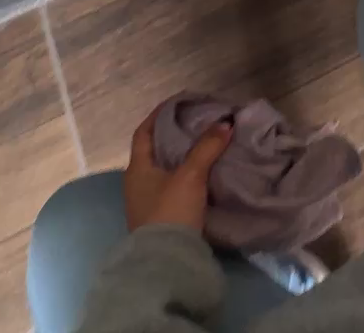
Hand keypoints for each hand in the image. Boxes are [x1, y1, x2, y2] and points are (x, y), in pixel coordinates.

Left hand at [123, 103, 232, 232]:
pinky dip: (188, 170)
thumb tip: (226, 122)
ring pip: (166, 166)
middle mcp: (138, 182)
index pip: (144, 132)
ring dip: (184, 152)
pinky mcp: (162, 214)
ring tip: (208, 140)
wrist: (165, 261)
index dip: (159, 114)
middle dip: (176, 133)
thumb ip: (207, 147)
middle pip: (156, 148)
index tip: (180, 102)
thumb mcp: (191, 175)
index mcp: (137, 169)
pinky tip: (206, 168)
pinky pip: (174, 182)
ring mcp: (148, 200)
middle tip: (201, 119)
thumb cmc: (170, 211)